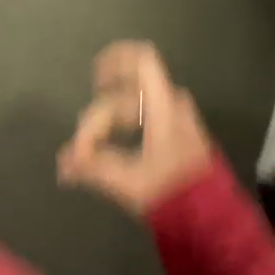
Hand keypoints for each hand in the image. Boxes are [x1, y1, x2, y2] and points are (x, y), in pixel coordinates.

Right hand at [57, 41, 214, 216]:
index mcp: (163, 106)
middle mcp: (172, 103)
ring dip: (110, 120)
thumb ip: (92, 167)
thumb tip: (64, 161)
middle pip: (128, 90)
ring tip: (92, 148)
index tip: (94, 80)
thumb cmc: (172, 193)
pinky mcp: (176, 131)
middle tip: (84, 142)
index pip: (142, 60)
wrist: (211, 216)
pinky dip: (122, 125)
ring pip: (134, 103)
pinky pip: (143, 114)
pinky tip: (108, 147)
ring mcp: (177, 116)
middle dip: (101, 113)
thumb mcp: (129, 181)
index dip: (115, 59)